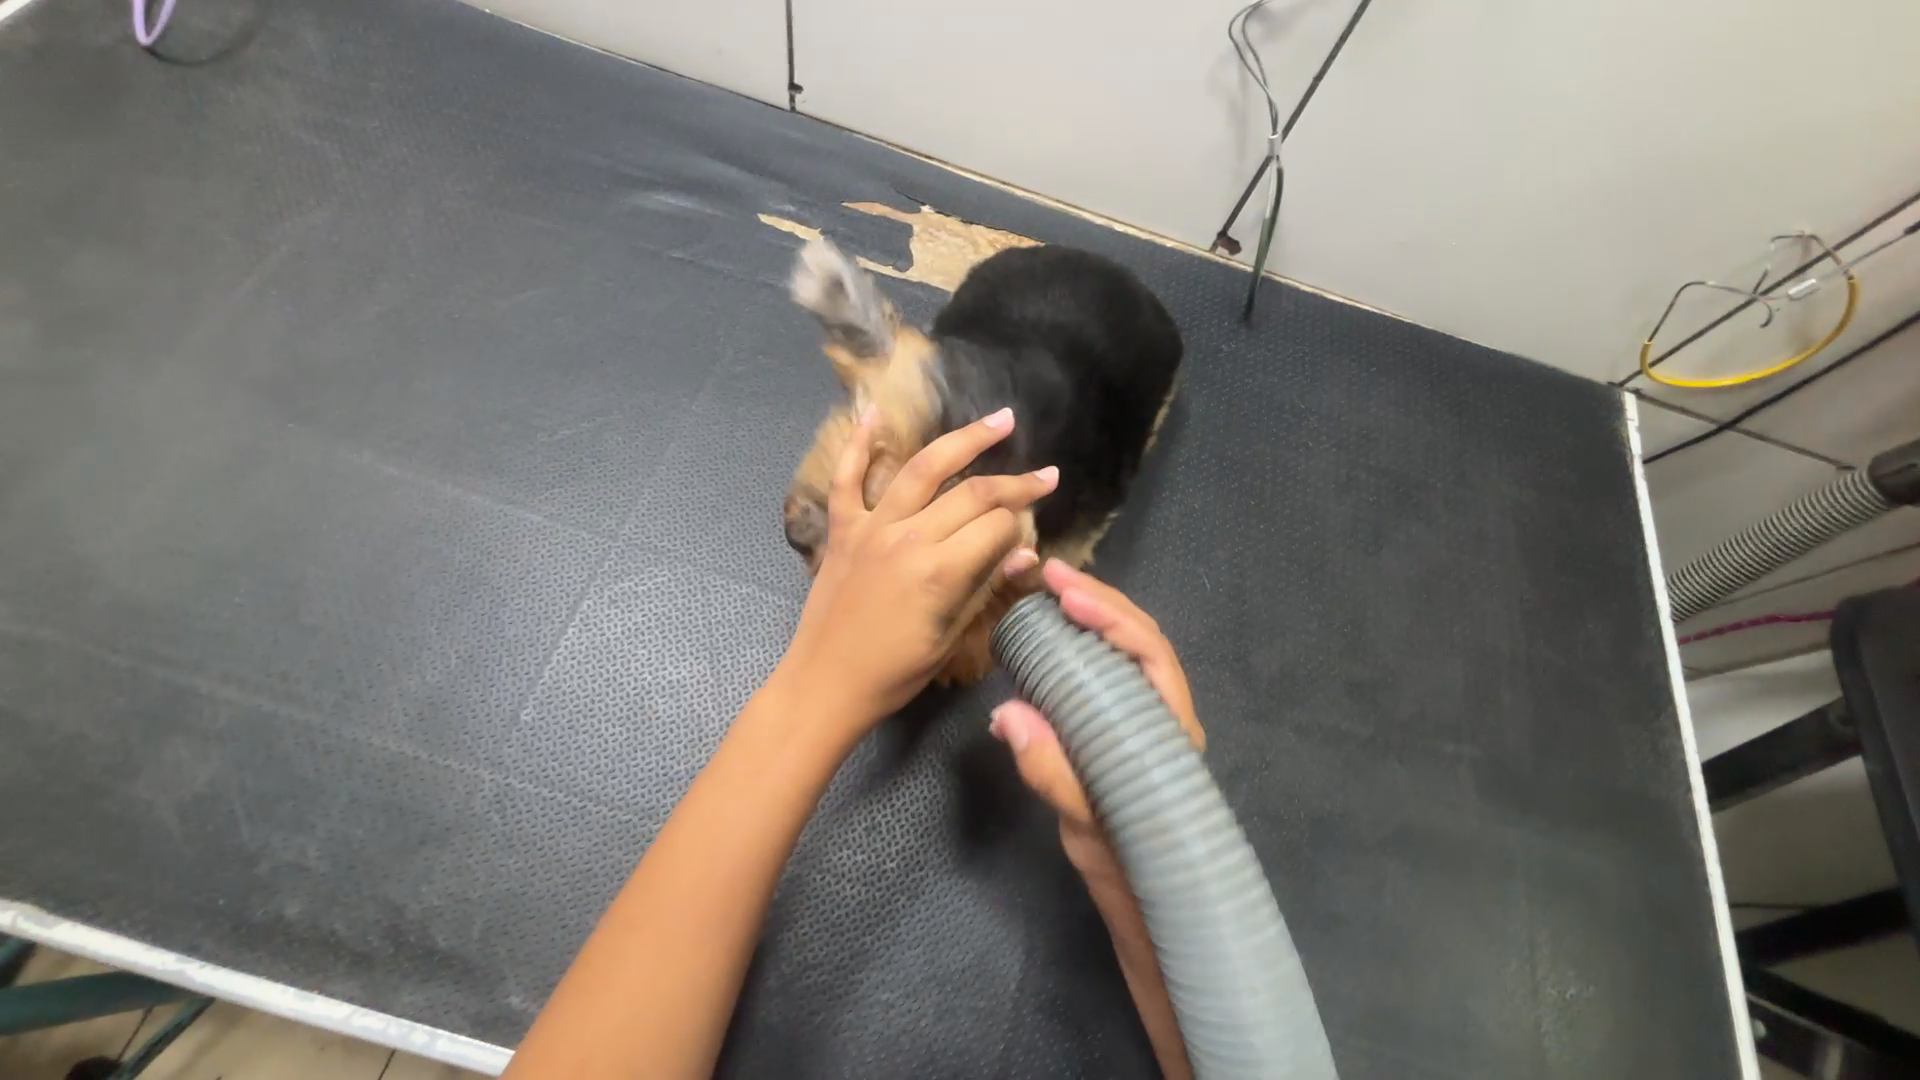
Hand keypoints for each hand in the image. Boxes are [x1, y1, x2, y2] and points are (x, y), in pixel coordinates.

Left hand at [775, 406, 1055, 734]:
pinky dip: (858, 444)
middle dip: (1015, 483)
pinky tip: (872, 412)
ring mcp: (872, 528)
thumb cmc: (895, 673)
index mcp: (940, 571)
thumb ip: (987, 587)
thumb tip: (1027, 554)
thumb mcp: (951, 637)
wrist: (825, 683)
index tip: (1034, 526)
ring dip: (964, 440)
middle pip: (971, 494)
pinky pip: (847, 479)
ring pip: (923, 468)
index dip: (1021, 525)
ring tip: (1000, 421)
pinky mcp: (842, 529)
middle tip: (1045, 473)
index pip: (997, 527)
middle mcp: (908, 537)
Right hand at [988, 560, 1203, 878]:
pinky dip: (1082, 641)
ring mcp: (1143, 712)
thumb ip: (1051, 770)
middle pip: (1141, 637)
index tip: (1068, 595)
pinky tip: (1056, 629)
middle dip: (1099, 600)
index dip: (1111, 618)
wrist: (1140, 892)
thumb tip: (1005, 714)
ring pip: (1125, 648)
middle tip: (1052, 574)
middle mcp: (1163, 710)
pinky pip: (1106, 668)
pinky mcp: (1120, 719)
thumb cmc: (1122, 859)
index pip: (1149, 654)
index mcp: (1169, 728)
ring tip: (1052, 588)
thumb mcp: (1084, 821)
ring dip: (1092, 613)